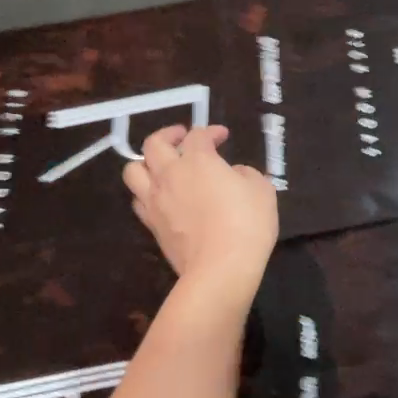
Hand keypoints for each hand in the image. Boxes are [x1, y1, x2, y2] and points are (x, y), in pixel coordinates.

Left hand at [122, 125, 278, 287]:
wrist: (221, 266)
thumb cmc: (248, 224)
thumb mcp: (263, 191)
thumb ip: (247, 174)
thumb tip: (234, 173)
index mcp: (198, 161)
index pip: (198, 136)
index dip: (211, 132)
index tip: (222, 135)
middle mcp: (170, 174)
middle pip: (154, 144)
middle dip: (169, 135)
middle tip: (182, 137)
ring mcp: (155, 199)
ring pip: (134, 169)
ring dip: (146, 161)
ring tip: (161, 166)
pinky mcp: (151, 223)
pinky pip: (138, 198)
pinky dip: (146, 191)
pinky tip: (160, 195)